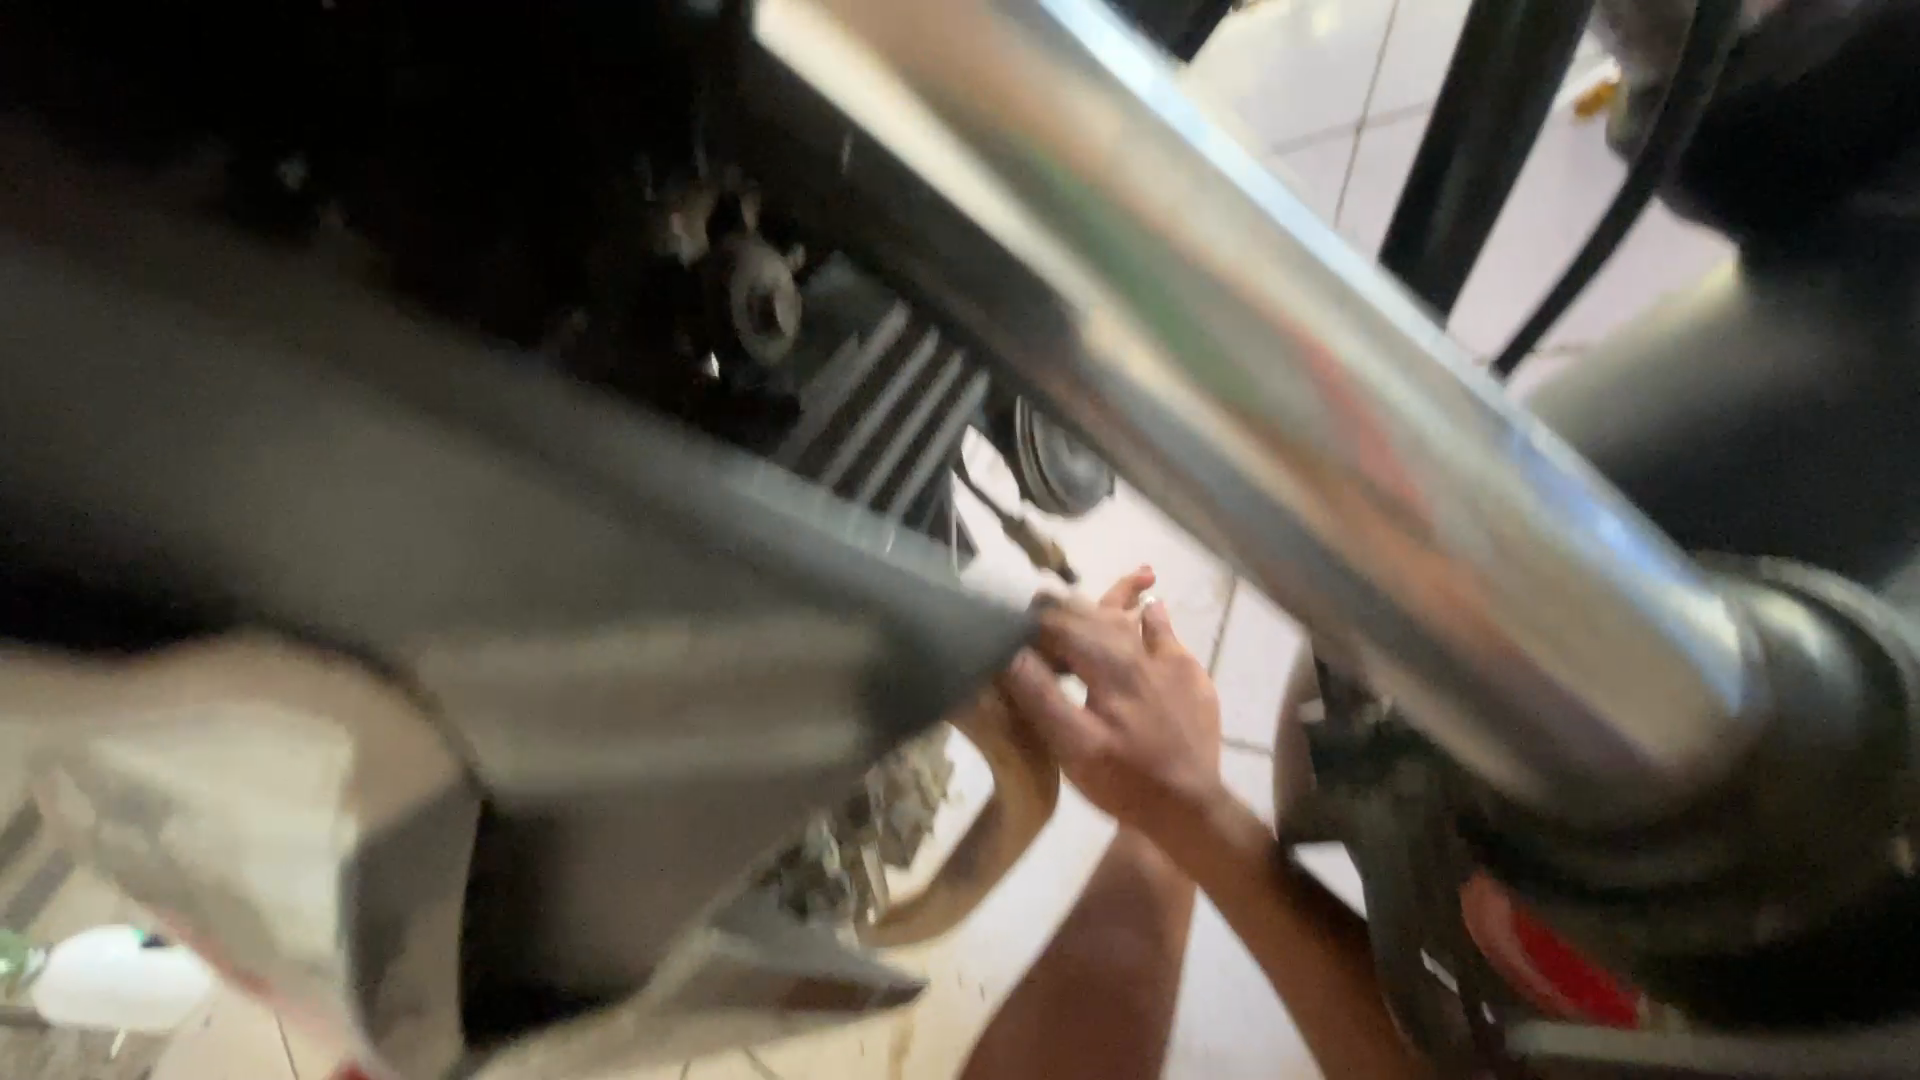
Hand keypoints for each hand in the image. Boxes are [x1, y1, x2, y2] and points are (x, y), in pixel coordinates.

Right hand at [1000, 567, 1224, 844]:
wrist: (1193, 808)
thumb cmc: (1124, 780)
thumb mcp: (1072, 746)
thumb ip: (1040, 695)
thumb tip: (1008, 652)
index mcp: (1108, 663)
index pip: (1061, 623)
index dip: (1032, 620)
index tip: (1010, 624)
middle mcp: (1140, 651)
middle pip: (1096, 614)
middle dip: (1065, 607)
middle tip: (1040, 601)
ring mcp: (1170, 662)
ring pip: (1135, 617)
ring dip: (1121, 596)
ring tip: (1132, 573)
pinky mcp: (1192, 677)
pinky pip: (1167, 635)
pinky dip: (1155, 618)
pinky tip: (1154, 608)